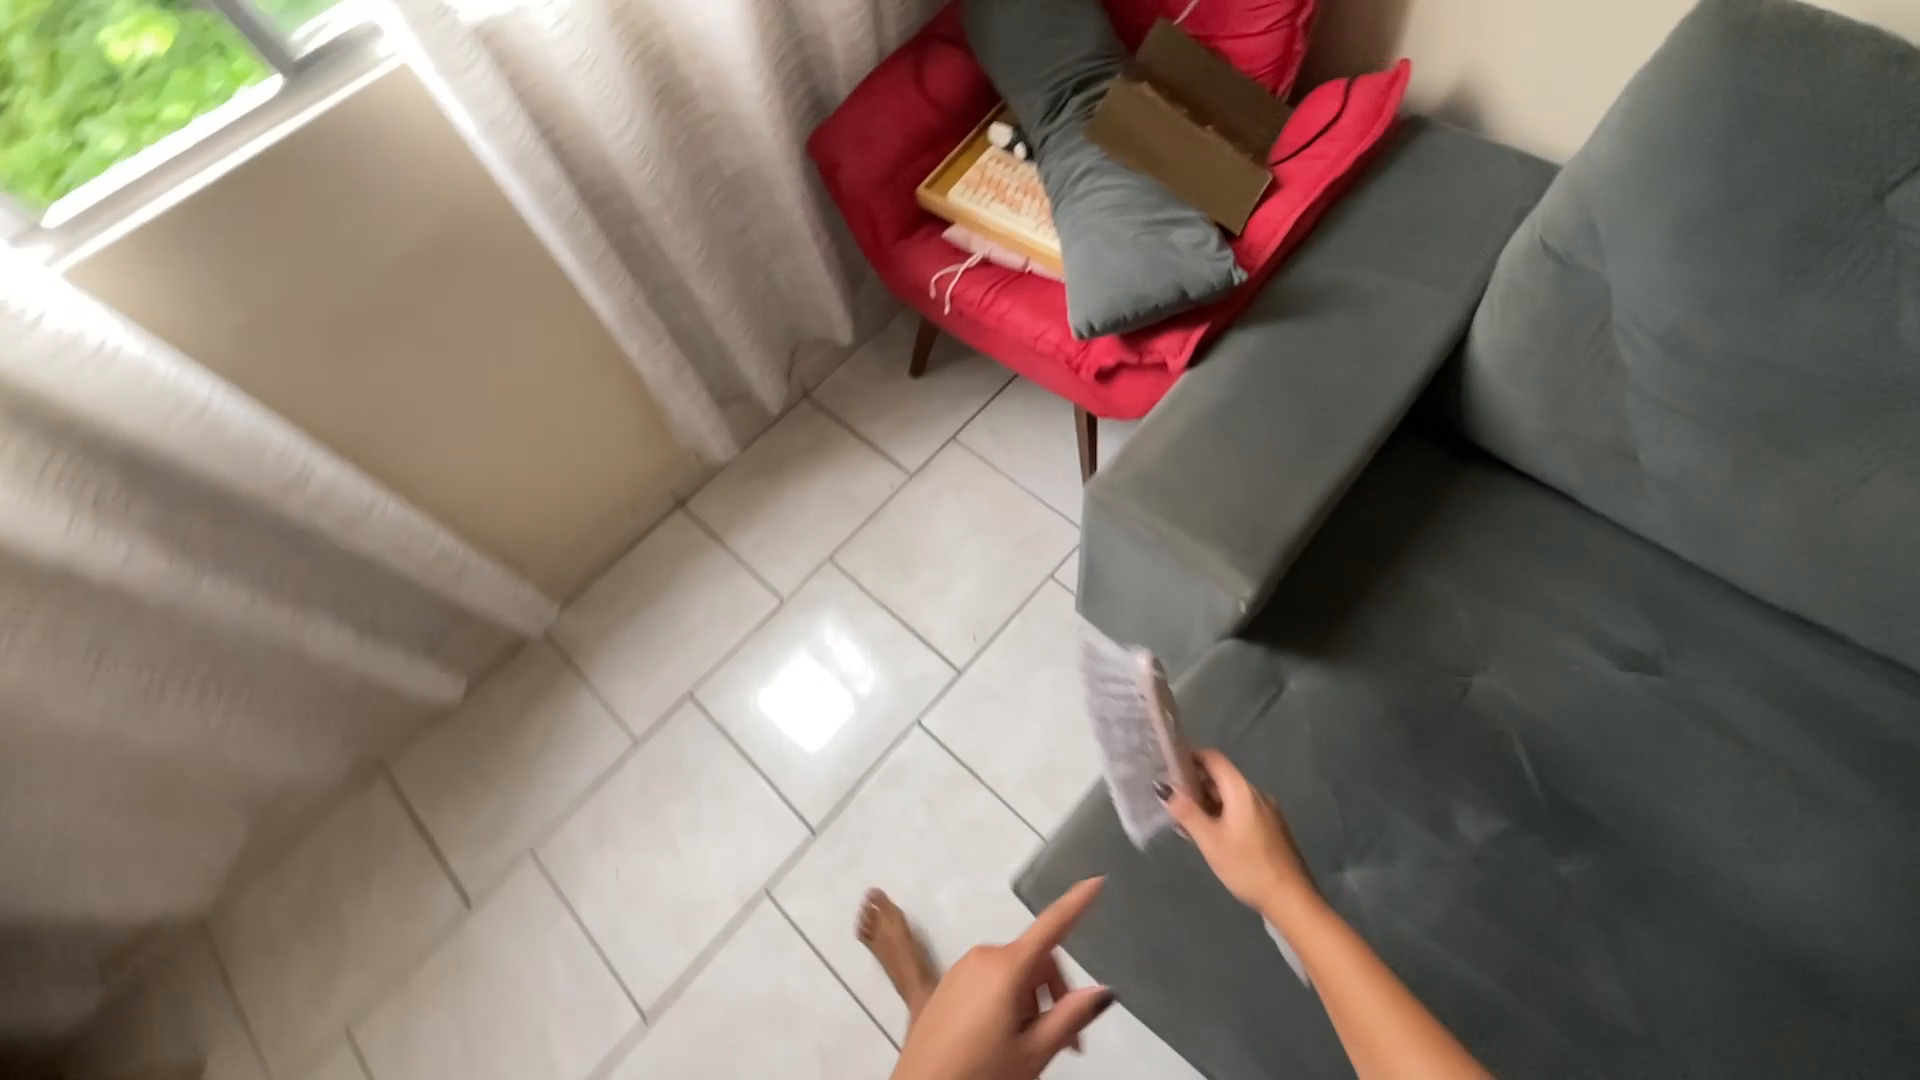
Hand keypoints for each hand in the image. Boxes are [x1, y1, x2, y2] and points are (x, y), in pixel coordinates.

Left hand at [890, 878, 1115, 1079]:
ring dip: (1030, 1001)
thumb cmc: (978, 1074)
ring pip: (1013, 972)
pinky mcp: (949, 983)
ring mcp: (963, 968)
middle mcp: (984, 957)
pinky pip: (990, 979)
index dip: (1076, 903)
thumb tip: (1103, 991)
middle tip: (1066, 1041)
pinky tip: (1002, 1039)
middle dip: (1054, 993)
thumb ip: (1070, 1017)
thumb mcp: (1033, 1053)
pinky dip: (1006, 1000)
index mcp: (1007, 967)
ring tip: (1028, 1047)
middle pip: (1036, 960)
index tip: (1095, 881)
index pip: (1052, 926)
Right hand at [1161, 749, 1315, 912]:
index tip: (1168, 764)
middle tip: (1171, 798)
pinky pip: (1241, 810)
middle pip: (1222, 777)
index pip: (1213, 758)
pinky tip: (1211, 834)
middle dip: (1196, 784)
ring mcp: (1267, 811)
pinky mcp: (1271, 828)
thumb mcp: (1210, 841)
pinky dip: (1222, 814)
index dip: (1190, 756)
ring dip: (1208, 802)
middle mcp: (1256, 794)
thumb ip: (1187, 812)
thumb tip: (1164, 788)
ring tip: (1186, 819)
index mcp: (1242, 791)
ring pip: (1230, 796)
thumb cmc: (1247, 866)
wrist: (1292, 900)